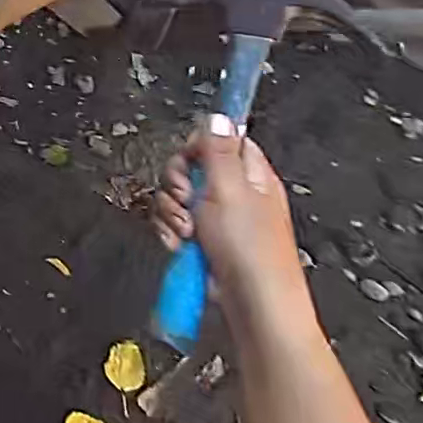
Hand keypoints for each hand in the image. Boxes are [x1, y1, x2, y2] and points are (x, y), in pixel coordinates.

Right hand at [153, 115, 310, 331]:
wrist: (252, 306)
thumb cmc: (251, 252)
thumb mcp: (230, 190)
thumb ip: (218, 152)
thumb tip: (219, 116)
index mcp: (251, 177)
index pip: (221, 141)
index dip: (199, 146)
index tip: (191, 162)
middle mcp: (235, 195)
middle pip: (189, 167)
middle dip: (176, 184)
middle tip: (187, 199)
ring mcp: (217, 218)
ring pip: (175, 196)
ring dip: (171, 212)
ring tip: (187, 231)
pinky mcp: (201, 239)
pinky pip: (172, 222)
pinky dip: (170, 231)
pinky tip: (181, 244)